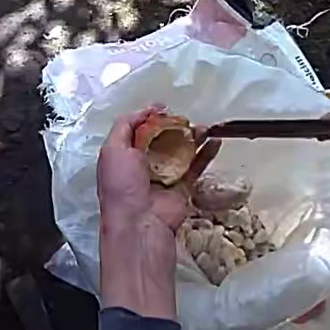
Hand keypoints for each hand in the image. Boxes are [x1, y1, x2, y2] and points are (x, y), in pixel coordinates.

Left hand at [96, 107, 188, 319]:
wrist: (140, 222)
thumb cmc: (122, 185)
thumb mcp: (113, 149)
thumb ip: (125, 126)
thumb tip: (145, 111)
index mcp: (123, 155)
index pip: (137, 129)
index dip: (149, 116)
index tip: (164, 106)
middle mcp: (143, 164)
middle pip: (162, 138)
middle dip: (175, 125)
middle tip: (185, 118)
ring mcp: (164, 176)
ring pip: (182, 150)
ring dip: (193, 136)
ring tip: (204, 127)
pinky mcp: (183, 187)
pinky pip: (196, 166)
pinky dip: (207, 153)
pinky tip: (215, 141)